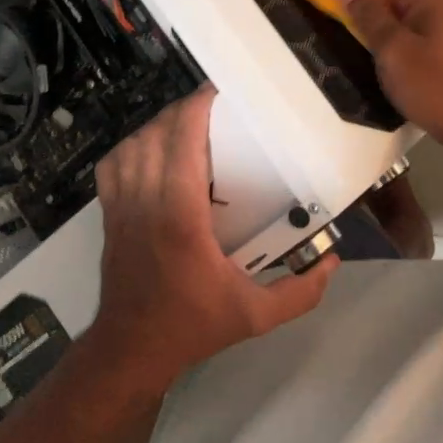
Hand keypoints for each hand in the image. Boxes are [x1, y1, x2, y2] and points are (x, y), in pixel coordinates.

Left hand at [92, 85, 336, 390]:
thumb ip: (299, 293)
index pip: (180, 141)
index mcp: (180, 216)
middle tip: (215, 107)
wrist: (130, 351)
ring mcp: (122, 208)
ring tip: (188, 125)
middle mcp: (146, 202)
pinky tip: (153, 152)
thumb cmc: (191, 326)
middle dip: (183, 110)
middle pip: (155, 133)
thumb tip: (332, 263)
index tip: (221, 91)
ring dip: (157, 126)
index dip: (197, 107)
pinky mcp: (110, 216)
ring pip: (131, 145)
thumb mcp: (255, 316)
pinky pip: (112, 166)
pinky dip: (131, 148)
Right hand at [335, 0, 442, 150]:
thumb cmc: (434, 87)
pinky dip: (391, 37)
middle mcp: (437, 4)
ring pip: (400, 14)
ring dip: (375, 19)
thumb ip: (369, 13)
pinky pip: (409, 33)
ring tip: (342, 28)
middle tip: (325, 6)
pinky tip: (374, 52)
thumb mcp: (393, 50)